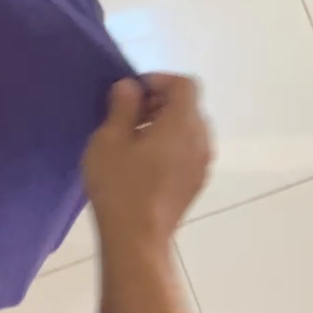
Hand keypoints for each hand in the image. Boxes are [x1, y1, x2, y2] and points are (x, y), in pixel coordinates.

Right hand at [83, 74, 211, 251]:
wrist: (137, 234)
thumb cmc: (119, 182)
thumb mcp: (109, 139)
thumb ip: (123, 108)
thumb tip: (130, 87)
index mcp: (182, 124)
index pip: (185, 84)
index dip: (157, 79)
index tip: (128, 92)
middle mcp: (202, 139)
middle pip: (188, 105)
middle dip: (158, 101)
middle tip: (123, 114)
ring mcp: (203, 161)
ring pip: (188, 127)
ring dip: (162, 122)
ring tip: (129, 138)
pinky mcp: (196, 178)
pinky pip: (186, 147)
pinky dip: (167, 141)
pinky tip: (139, 159)